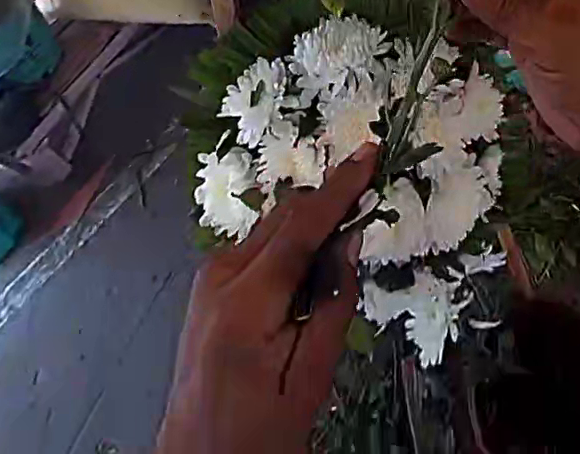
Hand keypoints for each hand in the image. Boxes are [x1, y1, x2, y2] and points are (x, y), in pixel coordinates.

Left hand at [155, 143, 376, 453]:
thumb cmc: (256, 436)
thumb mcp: (309, 381)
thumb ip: (333, 305)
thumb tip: (350, 240)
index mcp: (244, 305)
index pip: (301, 227)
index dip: (339, 187)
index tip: (369, 152)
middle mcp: (219, 275)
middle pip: (286, 215)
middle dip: (329, 202)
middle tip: (368, 205)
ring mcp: (210, 275)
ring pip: (274, 223)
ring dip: (312, 223)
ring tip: (338, 255)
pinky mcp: (210, 280)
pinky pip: (262, 242)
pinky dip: (292, 241)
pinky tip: (308, 273)